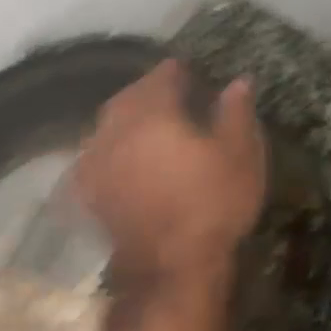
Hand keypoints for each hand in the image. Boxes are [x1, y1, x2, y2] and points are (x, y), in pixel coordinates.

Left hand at [75, 60, 266, 283]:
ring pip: (105, 128)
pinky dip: (112, 146)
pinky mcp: (89, 196)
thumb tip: (237, 81)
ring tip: (151, 120)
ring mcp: (95, 167)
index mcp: (153, 119)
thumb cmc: (215, 200)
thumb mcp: (241, 151)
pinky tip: (128, 155)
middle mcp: (114, 136)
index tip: (188, 65)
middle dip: (145, 90)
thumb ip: (236, 112)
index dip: (174, 71)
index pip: (159, 81)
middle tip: (170, 88)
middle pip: (124, 101)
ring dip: (126, 118)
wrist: (172, 265)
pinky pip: (96, 156)